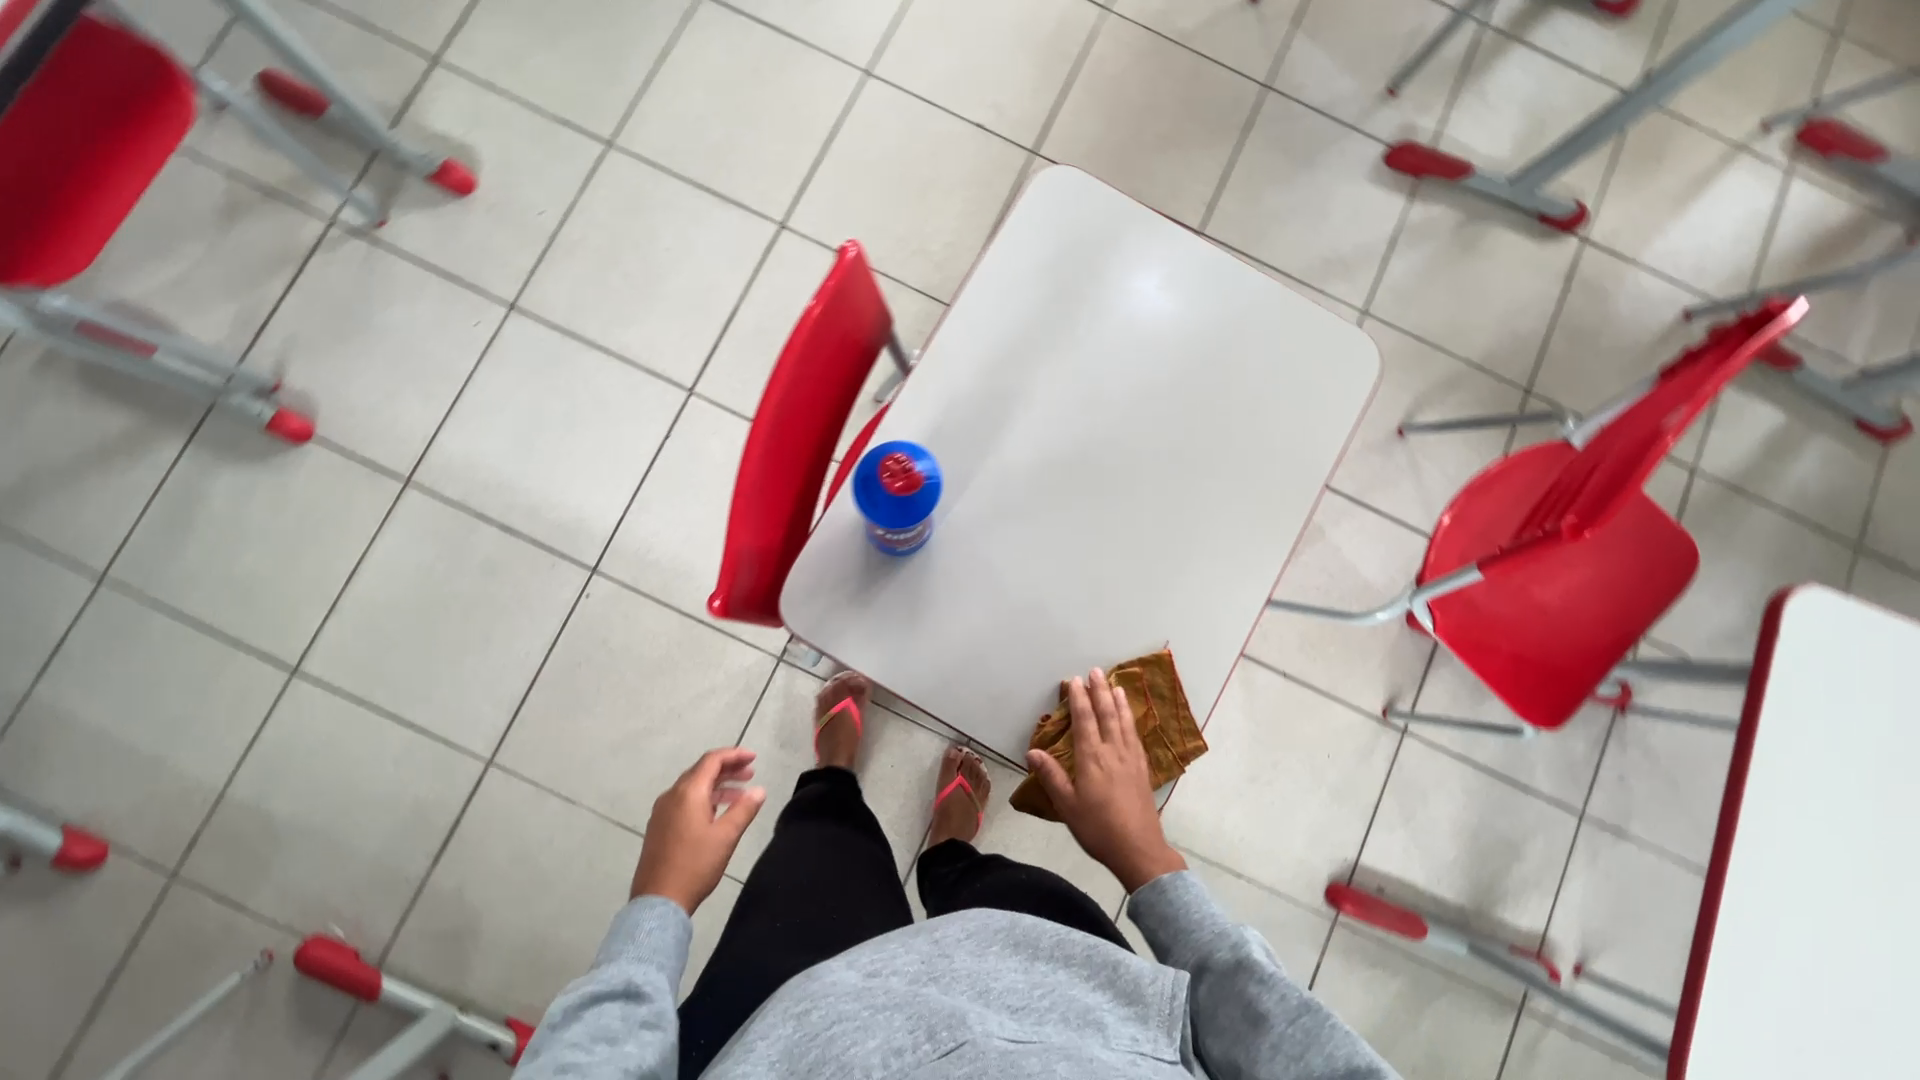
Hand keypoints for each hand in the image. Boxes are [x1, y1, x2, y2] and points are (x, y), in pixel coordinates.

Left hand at [631, 748, 765, 914]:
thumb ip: (744, 809)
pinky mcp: (659, 826)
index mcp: (688, 793)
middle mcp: (672, 796)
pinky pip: (684, 801)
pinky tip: (717, 813)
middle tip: (751, 774)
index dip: (734, 755)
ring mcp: (662, 811)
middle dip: (727, 769)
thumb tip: (759, 790)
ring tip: (740, 795)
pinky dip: (704, 799)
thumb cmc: (695, 866)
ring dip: (717, 786)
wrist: (658, 901)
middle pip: (701, 771)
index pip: (712, 760)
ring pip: (693, 787)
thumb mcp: (726, 837)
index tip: (754, 757)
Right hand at [1026, 669, 1186, 892]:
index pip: (1084, 720)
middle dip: (1100, 691)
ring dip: (1119, 701)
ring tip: (1116, 685)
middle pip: (1107, 714)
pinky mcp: (1143, 770)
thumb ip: (1051, 776)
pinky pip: (1137, 736)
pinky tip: (1131, 719)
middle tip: (1095, 671)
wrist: (1139, 849)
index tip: (1074, 681)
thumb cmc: (1097, 828)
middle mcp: (1113, 752)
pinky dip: (1132, 721)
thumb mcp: (1067, 805)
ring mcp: (1132, 760)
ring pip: (1125, 722)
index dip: (1079, 699)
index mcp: (1092, 758)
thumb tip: (1032, 751)